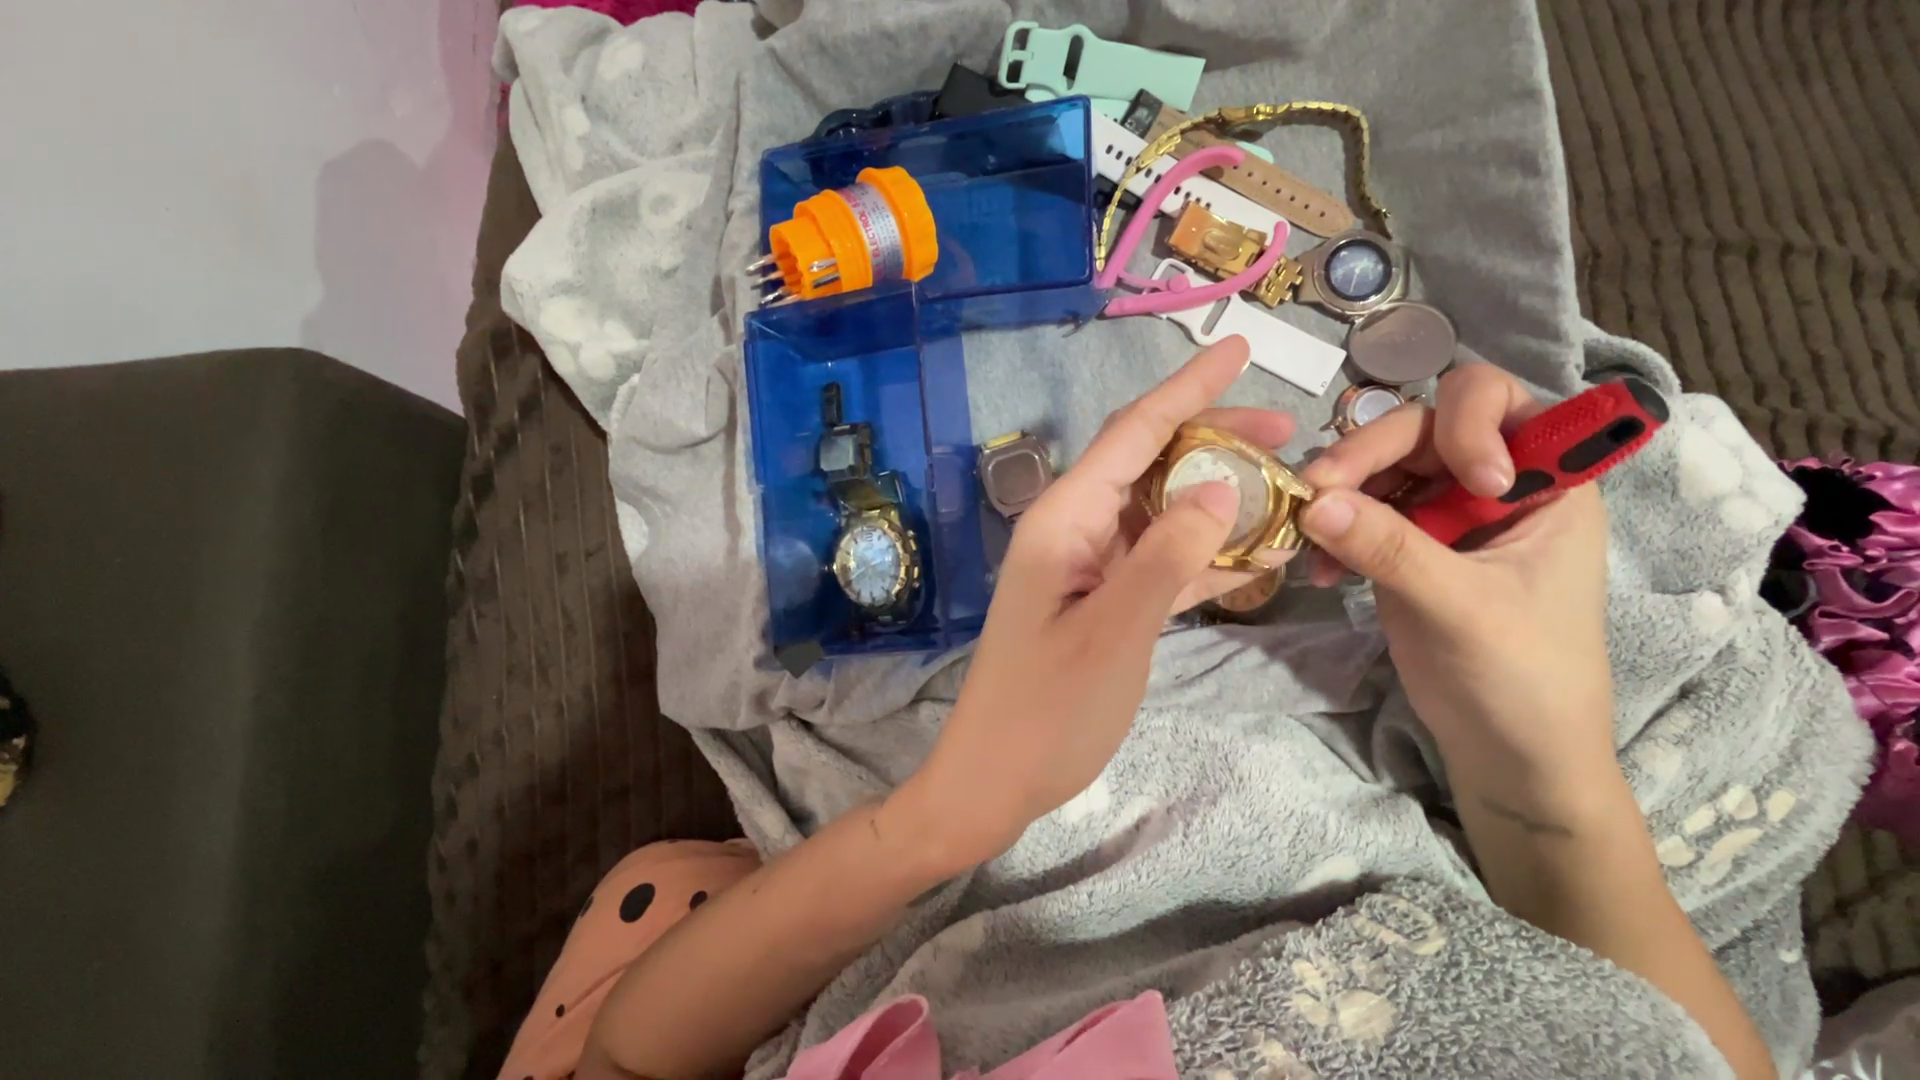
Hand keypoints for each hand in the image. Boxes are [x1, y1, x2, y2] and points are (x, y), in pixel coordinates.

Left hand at [892, 337, 1293, 865]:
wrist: (994, 778)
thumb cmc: (1046, 710)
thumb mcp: (1115, 631)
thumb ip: (1167, 555)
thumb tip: (1221, 485)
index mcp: (1064, 519)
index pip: (1132, 433)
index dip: (1188, 389)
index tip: (1239, 348)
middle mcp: (1073, 529)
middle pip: (1148, 462)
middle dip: (1213, 439)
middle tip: (1286, 433)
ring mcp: (1087, 566)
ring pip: (1159, 511)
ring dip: (1216, 498)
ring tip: (1284, 485)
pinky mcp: (1101, 602)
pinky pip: (1158, 561)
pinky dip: (1203, 554)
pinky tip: (1255, 553)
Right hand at [1296, 364, 1618, 796]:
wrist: (1509, 755)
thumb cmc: (1521, 678)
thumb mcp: (1463, 608)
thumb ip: (1391, 549)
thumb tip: (1311, 499)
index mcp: (1546, 481)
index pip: (1496, 403)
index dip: (1465, 425)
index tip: (1459, 485)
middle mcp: (1489, 484)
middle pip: (1418, 431)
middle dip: (1366, 456)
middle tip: (1315, 492)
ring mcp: (1441, 516)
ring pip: (1377, 471)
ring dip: (1337, 493)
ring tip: (1306, 535)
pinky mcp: (1403, 549)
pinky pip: (1356, 514)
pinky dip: (1330, 531)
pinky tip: (1317, 569)